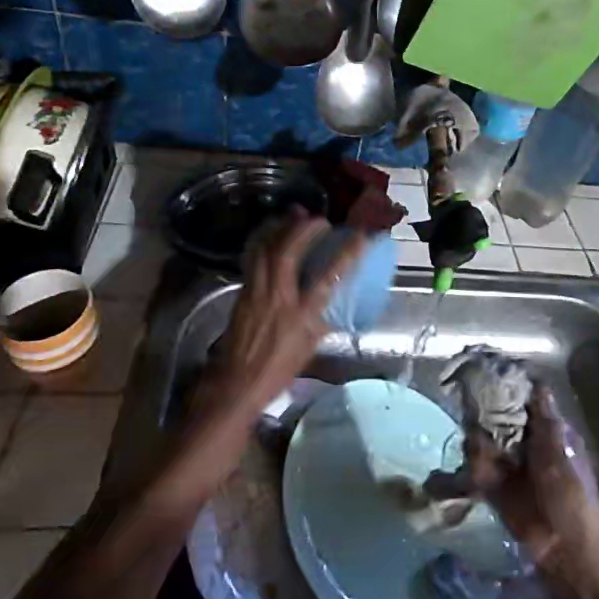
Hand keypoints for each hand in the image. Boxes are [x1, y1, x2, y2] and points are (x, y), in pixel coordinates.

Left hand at [194, 211, 363, 425]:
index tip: (360, 236)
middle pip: (288, 252)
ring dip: (280, 228)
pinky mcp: (242, 292)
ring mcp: (256, 292)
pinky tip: (270, 234)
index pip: (327, 277)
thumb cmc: (277, 371)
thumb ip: (320, 320)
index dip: (346, 254)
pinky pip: (252, 258)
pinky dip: (263, 241)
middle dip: (304, 229)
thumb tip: (331, 302)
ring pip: (264, 250)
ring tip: (294, 215)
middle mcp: (277, 298)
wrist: (237, 383)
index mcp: (300, 315)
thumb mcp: (309, 347)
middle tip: (320, 219)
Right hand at [467, 388, 598, 576]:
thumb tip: (535, 381)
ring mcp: (507, 464)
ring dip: (477, 441)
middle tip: (464, 400)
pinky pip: (475, 466)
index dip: (503, 385)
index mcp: (548, 431)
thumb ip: (544, 415)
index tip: (480, 369)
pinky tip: (478, 469)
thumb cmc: (571, 493)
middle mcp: (525, 442)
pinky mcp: (491, 485)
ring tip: (477, 444)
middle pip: (496, 417)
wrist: (565, 548)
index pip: (521, 400)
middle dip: (481, 411)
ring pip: (482, 440)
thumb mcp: (559, 446)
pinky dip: (473, 464)